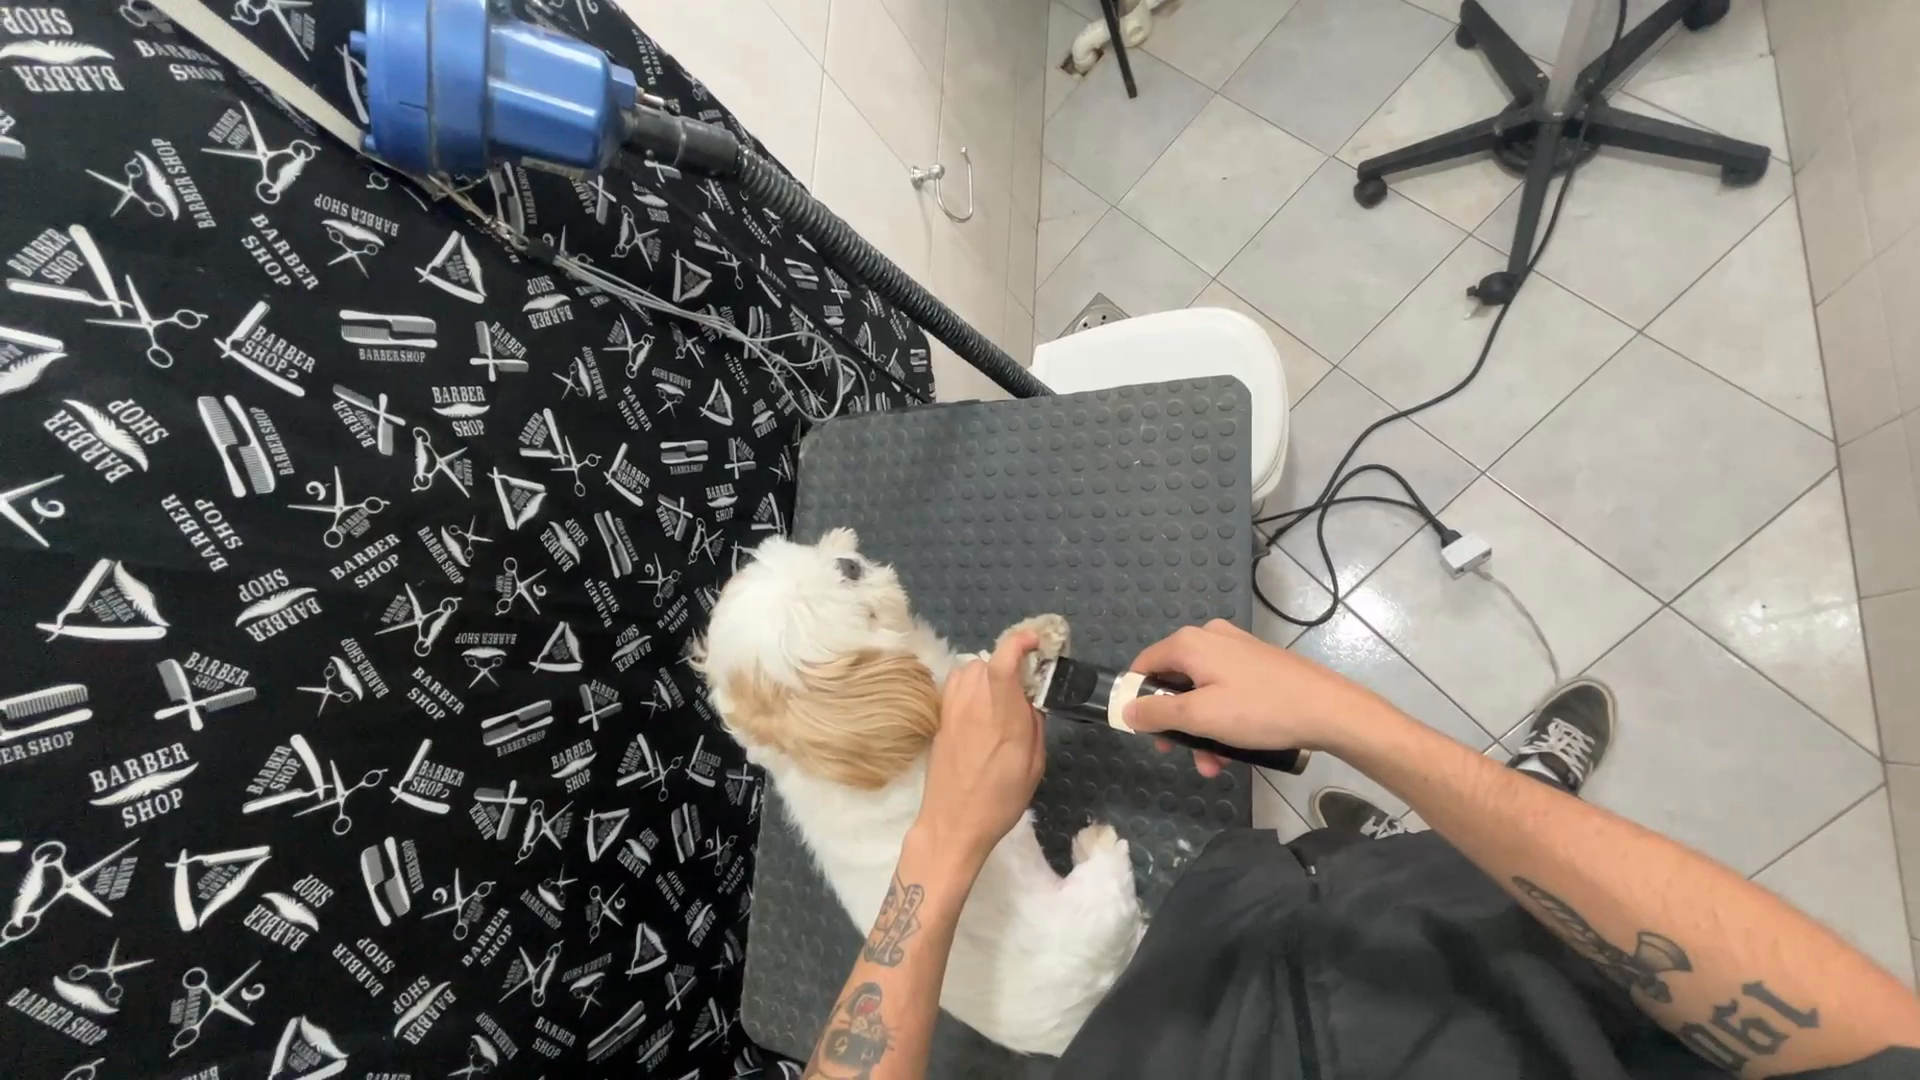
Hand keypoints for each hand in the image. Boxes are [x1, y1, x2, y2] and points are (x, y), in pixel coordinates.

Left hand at [915, 632, 1047, 867]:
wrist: (952, 823)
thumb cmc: (1000, 800)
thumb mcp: (1034, 765)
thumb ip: (1035, 725)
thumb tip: (1031, 702)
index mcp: (1002, 715)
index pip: (1003, 661)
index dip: (1019, 642)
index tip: (1036, 642)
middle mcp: (974, 703)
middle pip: (990, 661)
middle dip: (1010, 664)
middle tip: (1025, 685)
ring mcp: (952, 707)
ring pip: (970, 668)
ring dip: (988, 673)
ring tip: (1000, 697)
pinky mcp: (940, 716)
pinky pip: (956, 683)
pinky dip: (970, 683)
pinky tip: (979, 705)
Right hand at [1126, 619, 1373, 773]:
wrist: (1331, 710)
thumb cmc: (1261, 710)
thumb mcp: (1202, 717)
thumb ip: (1158, 713)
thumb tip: (1125, 710)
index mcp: (1189, 643)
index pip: (1143, 666)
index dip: (1137, 699)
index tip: (1144, 732)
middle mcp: (1209, 637)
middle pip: (1173, 681)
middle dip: (1175, 722)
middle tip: (1180, 754)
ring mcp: (1235, 649)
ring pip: (1200, 691)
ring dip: (1200, 729)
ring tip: (1214, 764)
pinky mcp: (1256, 663)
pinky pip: (1224, 690)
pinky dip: (1222, 717)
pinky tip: (1234, 749)